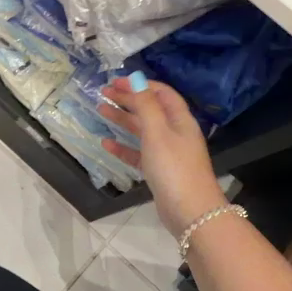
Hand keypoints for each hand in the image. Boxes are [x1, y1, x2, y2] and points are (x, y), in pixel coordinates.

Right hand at [98, 79, 228, 233]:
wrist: (190, 210)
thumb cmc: (174, 167)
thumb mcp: (158, 132)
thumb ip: (146, 105)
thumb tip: (136, 80)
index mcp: (180, 120)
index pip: (161, 93)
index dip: (140, 84)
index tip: (115, 81)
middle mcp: (175, 132)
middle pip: (150, 109)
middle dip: (128, 99)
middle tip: (103, 93)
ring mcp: (167, 152)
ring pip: (142, 130)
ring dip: (122, 119)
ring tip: (100, 110)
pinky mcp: (158, 170)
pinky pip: (138, 153)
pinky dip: (123, 146)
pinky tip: (106, 143)